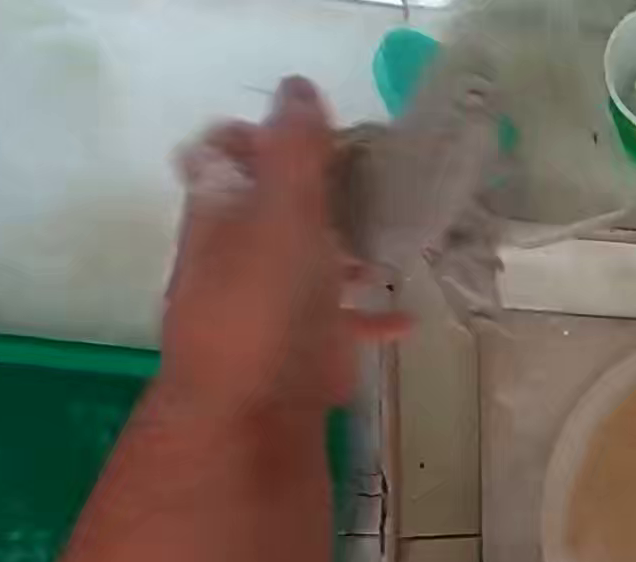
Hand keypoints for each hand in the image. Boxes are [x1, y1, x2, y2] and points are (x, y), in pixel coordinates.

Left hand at [161, 77, 404, 417]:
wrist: (259, 399)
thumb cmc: (265, 302)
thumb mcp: (283, 215)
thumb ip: (296, 155)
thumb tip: (302, 87)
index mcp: (226, 211)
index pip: (229, 154)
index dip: (265, 135)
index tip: (322, 134)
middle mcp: (248, 252)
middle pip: (282, 210)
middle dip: (324, 193)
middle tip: (374, 183)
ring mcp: (282, 302)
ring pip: (318, 264)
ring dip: (352, 251)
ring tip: (396, 239)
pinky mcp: (314, 344)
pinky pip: (349, 322)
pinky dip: (377, 316)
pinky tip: (409, 318)